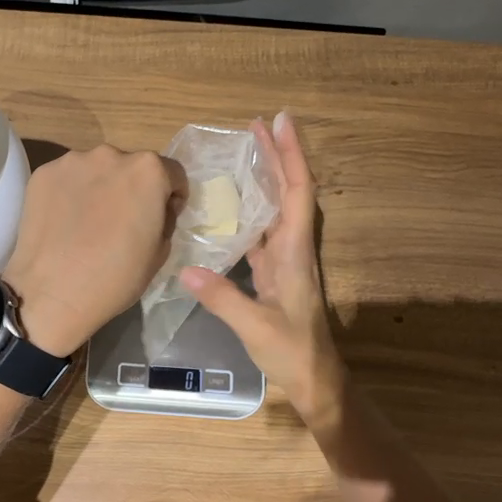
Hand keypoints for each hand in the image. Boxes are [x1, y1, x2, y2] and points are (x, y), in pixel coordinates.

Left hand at [4, 145, 187, 356]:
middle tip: (122, 222)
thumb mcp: (161, 252)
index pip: (172, 173)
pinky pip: (66, 179)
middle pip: (130, 167)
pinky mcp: (42, 174)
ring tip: (88, 223)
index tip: (161, 217)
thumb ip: (164, 218)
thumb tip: (154, 210)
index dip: (171, 196)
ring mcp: (72, 162)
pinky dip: (70, 194)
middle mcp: (110, 155)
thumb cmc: (116, 277)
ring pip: (96, 171)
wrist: (54, 293)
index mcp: (148, 170)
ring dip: (99, 188)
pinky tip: (64, 223)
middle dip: (132, 189)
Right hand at [181, 112, 346, 428]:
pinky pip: (263, 231)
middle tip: (255, 124)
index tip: (279, 121)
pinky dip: (251, 210)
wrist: (315, 379)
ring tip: (244, 152)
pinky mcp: (274, 275)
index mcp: (295, 252)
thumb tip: (186, 270)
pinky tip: (232, 204)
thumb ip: (222, 298)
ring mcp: (285, 261)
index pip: (298, 191)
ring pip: (276, 208)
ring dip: (265, 178)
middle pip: (289, 190)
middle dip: (276, 155)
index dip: (291, 154)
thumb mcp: (256, 327)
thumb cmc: (292, 352)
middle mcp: (293, 248)